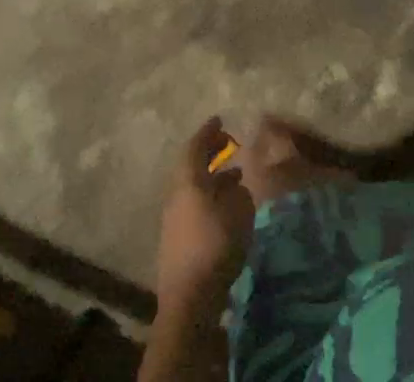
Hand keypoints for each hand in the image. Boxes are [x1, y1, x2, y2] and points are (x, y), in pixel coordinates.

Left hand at [154, 117, 255, 304]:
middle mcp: (175, 196)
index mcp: (188, 183)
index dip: (207, 132)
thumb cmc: (218, 244)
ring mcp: (173, 218)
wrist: (190, 295)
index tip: (219, 119)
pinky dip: (208, 193)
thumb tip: (232, 182)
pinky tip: (225, 202)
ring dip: (210, 174)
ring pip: (191, 185)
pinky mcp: (176, 237)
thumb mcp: (240, 209)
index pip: (194, 148)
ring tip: (233, 172)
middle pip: (189, 165)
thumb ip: (238, 189)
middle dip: (208, 151)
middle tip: (227, 141)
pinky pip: (192, 202)